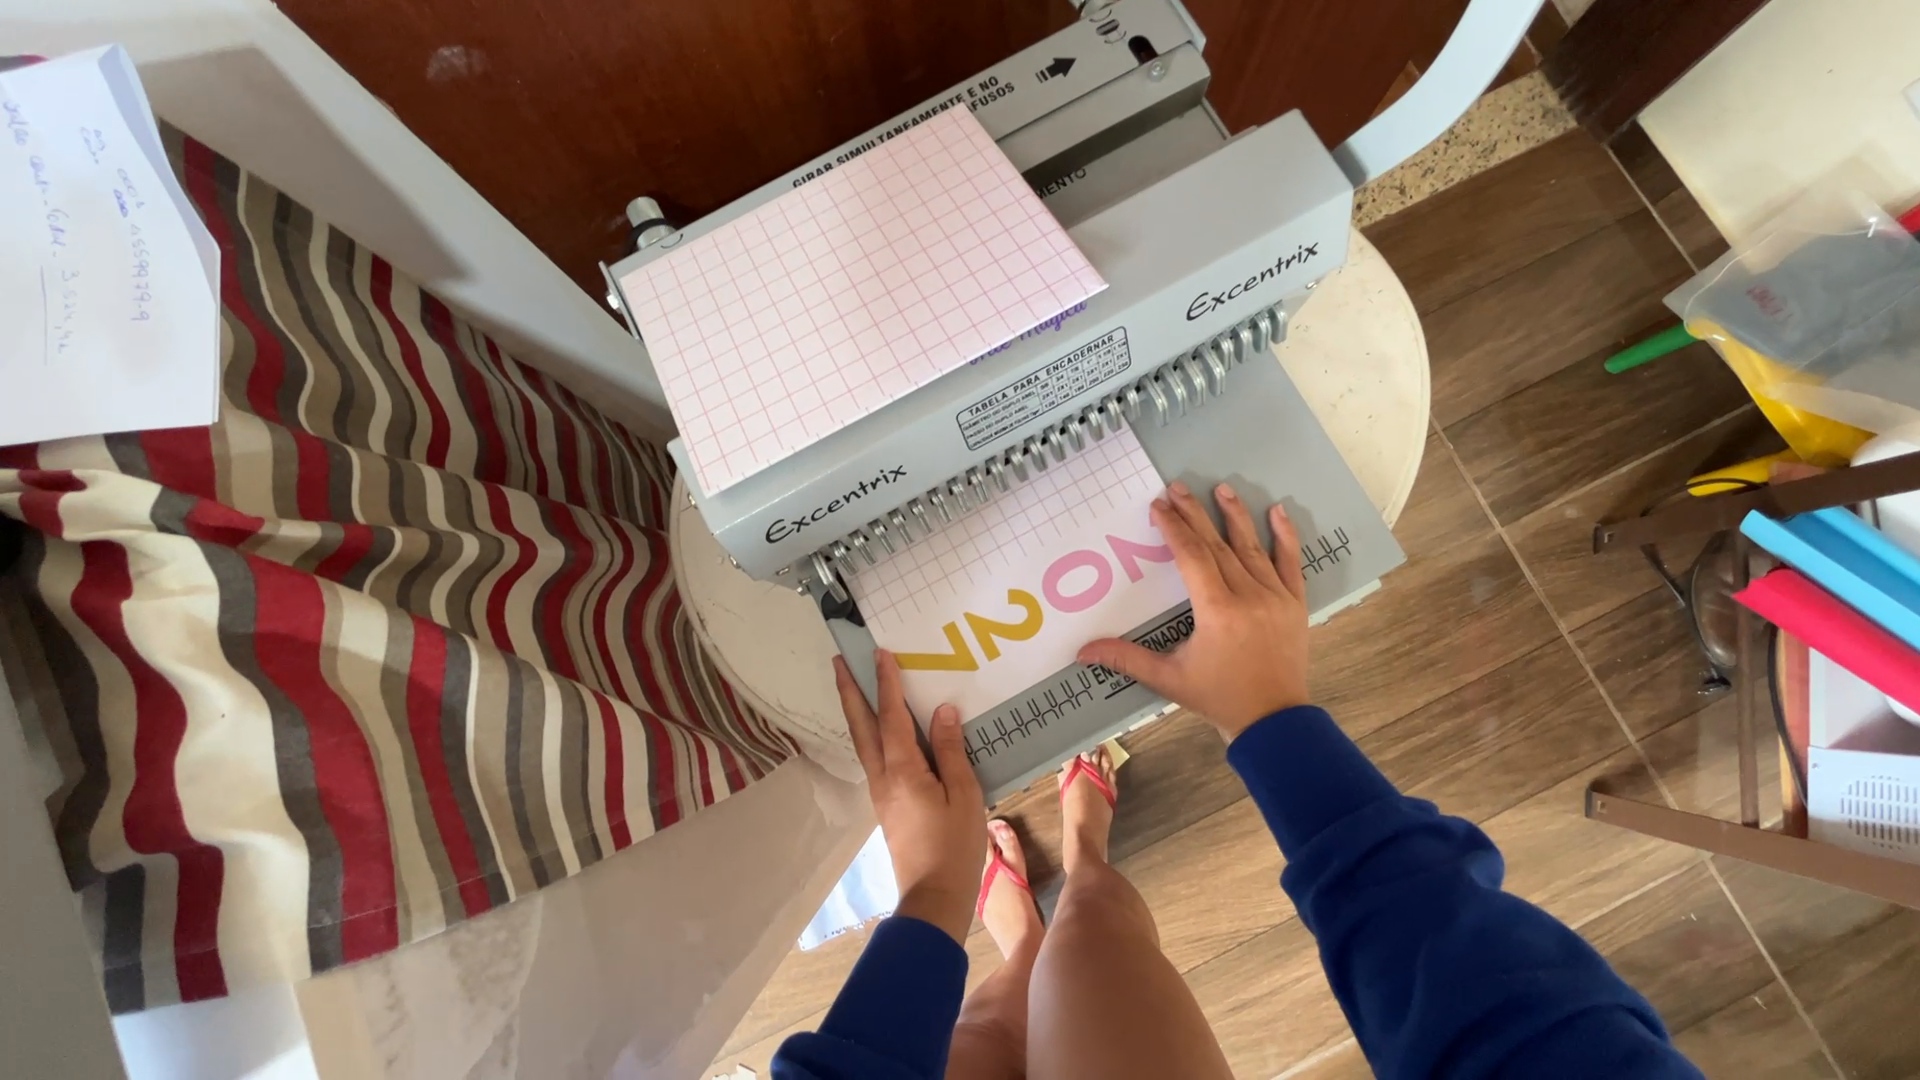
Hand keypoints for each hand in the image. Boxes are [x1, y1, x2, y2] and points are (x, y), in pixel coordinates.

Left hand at [835, 650, 986, 943]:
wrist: (934, 898)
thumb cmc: (955, 847)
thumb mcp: (964, 795)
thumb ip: (951, 751)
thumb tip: (942, 711)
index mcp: (903, 771)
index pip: (891, 717)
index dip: (886, 683)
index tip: (880, 653)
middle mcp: (883, 777)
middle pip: (861, 726)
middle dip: (849, 691)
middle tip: (839, 661)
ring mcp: (881, 792)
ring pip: (863, 741)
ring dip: (856, 710)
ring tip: (852, 685)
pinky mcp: (886, 803)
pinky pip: (874, 756)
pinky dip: (870, 732)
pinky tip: (880, 729)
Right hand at [1078, 481, 1308, 740]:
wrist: (1274, 722)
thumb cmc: (1217, 698)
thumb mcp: (1168, 679)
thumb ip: (1126, 659)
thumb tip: (1082, 652)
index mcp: (1217, 611)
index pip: (1191, 557)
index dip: (1174, 529)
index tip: (1159, 506)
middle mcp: (1248, 596)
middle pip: (1217, 545)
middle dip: (1194, 514)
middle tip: (1177, 487)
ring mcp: (1275, 597)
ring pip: (1252, 547)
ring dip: (1234, 515)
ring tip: (1220, 488)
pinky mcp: (1295, 604)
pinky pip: (1291, 562)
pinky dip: (1285, 536)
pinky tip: (1278, 512)